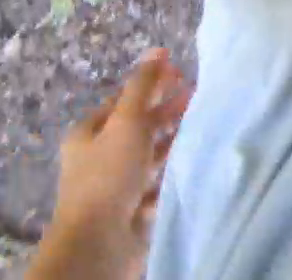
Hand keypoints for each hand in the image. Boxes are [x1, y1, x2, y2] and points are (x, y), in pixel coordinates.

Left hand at [27, 50, 190, 279]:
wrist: (99, 242)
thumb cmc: (109, 175)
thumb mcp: (127, 121)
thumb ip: (143, 85)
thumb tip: (156, 49)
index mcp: (89, 133)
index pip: (123, 98)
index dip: (151, 83)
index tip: (182, 73)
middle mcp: (99, 156)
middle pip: (138, 124)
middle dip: (167, 108)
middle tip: (198, 95)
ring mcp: (116, 182)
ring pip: (151, 151)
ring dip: (174, 137)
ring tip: (202, 124)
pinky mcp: (132, 204)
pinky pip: (158, 178)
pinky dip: (174, 167)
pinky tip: (192, 158)